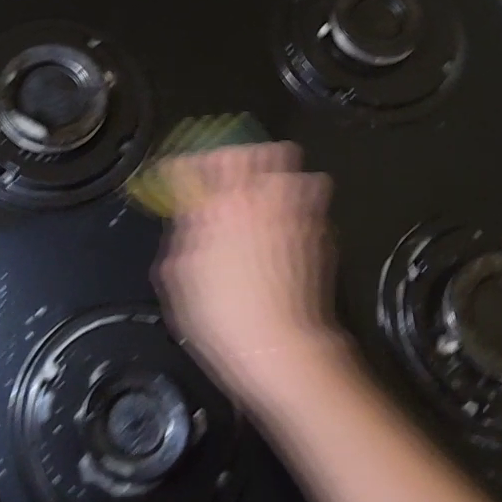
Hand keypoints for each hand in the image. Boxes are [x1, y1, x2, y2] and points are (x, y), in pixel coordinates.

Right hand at [155, 143, 347, 403]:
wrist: (282, 350)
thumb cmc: (222, 319)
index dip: (188, 164)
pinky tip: (285, 227)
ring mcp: (296, 214)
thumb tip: (190, 218)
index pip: (202, 160)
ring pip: (292, 169)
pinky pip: (312, 202)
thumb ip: (185, 235)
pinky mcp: (321, 235)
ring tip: (263, 197)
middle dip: (240, 158)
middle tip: (228, 177)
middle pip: (257, 151)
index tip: (181, 175)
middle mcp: (260, 201)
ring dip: (275, 176)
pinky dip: (298, 205)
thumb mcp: (179, 278)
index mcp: (219, 207)